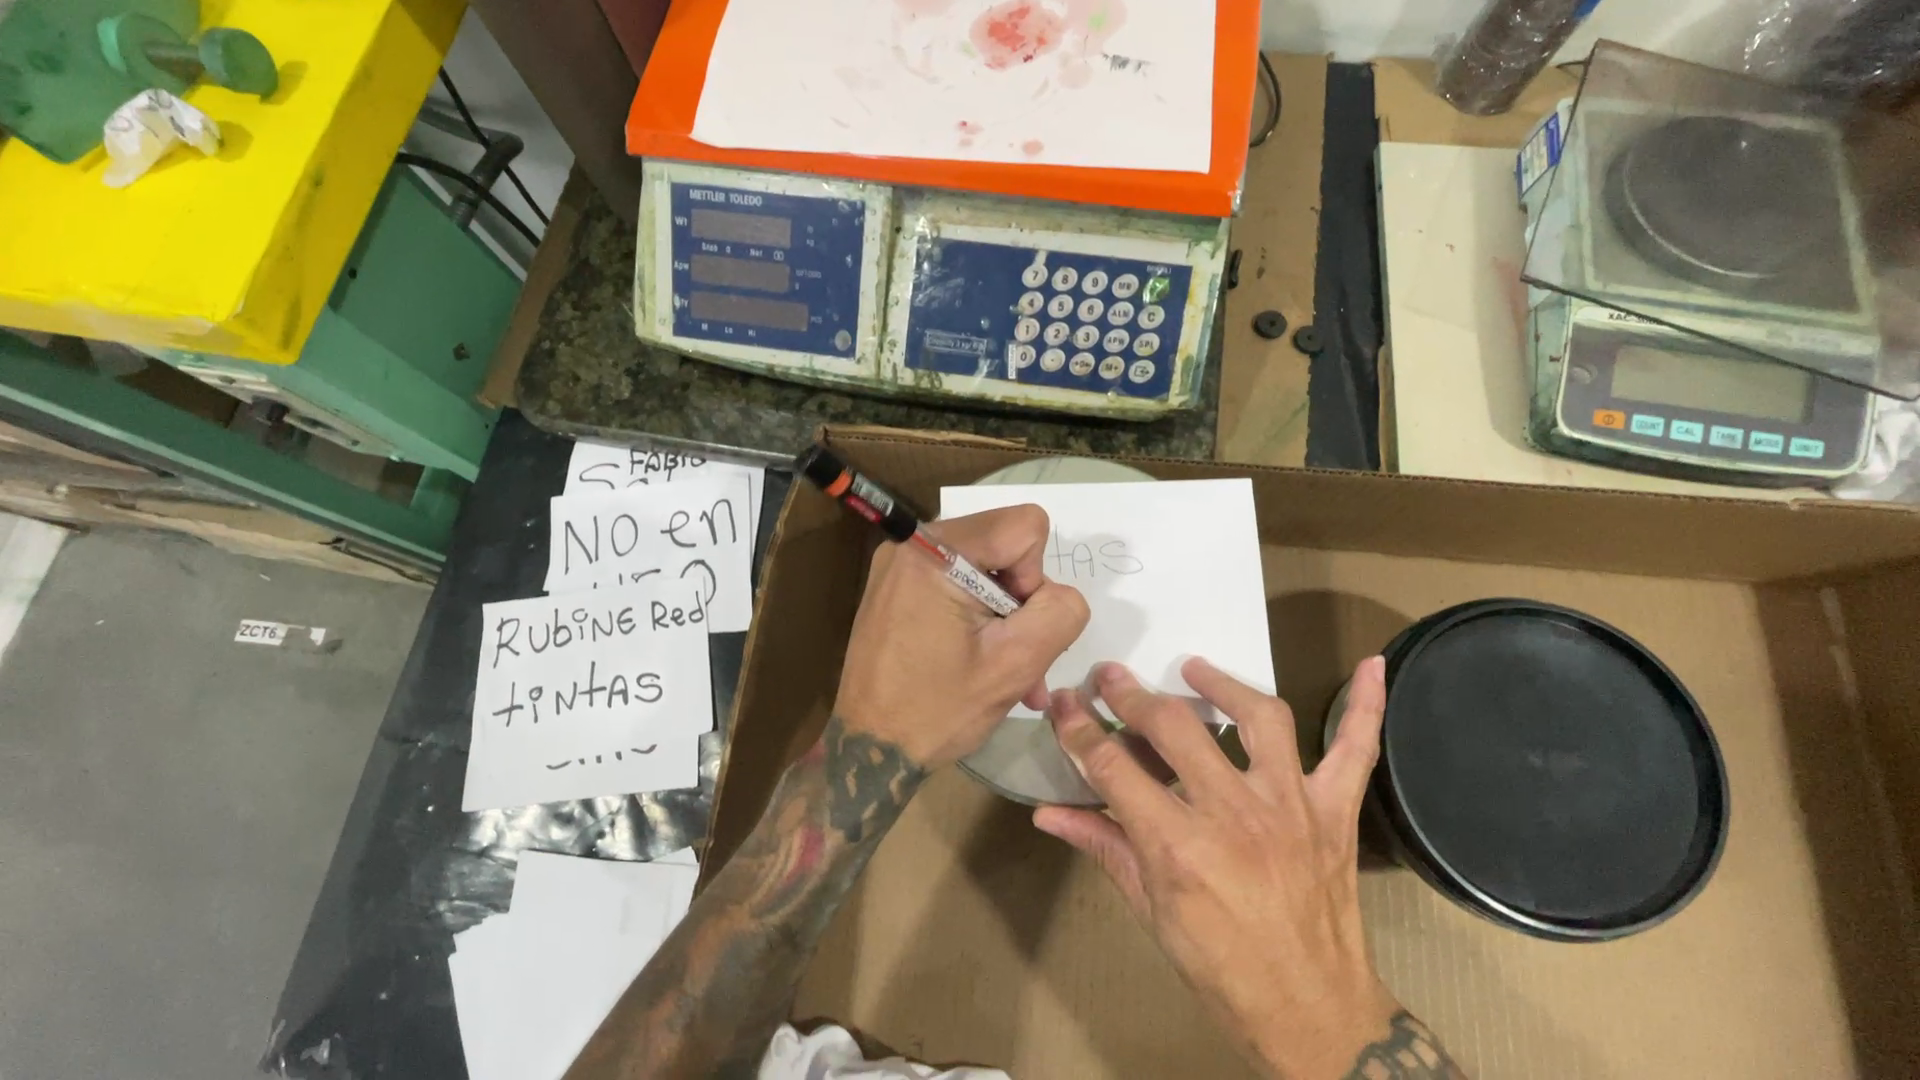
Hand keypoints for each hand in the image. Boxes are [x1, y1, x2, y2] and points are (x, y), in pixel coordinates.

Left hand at [833, 506, 1090, 771]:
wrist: (871, 748)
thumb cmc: (937, 709)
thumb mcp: (1014, 664)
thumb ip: (1058, 613)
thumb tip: (1057, 594)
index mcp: (934, 553)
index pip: (1025, 527)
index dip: (1036, 578)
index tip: (1013, 628)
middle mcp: (912, 545)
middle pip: (1004, 544)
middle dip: (1022, 601)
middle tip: (1017, 659)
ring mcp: (901, 565)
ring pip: (986, 566)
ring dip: (1005, 617)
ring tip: (1006, 672)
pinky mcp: (898, 587)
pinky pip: (959, 582)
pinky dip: (978, 616)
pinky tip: (981, 662)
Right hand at [1035, 656, 1401, 1079]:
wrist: (1310, 1012)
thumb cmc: (1218, 968)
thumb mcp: (1149, 911)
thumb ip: (1102, 846)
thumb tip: (1047, 811)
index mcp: (1179, 846)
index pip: (1112, 766)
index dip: (1078, 728)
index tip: (1063, 702)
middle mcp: (1234, 814)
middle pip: (1174, 727)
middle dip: (1132, 695)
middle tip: (1111, 676)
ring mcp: (1291, 807)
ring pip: (1259, 718)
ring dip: (1223, 683)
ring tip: (1195, 668)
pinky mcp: (1335, 812)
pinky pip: (1356, 749)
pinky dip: (1366, 706)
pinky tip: (1371, 665)